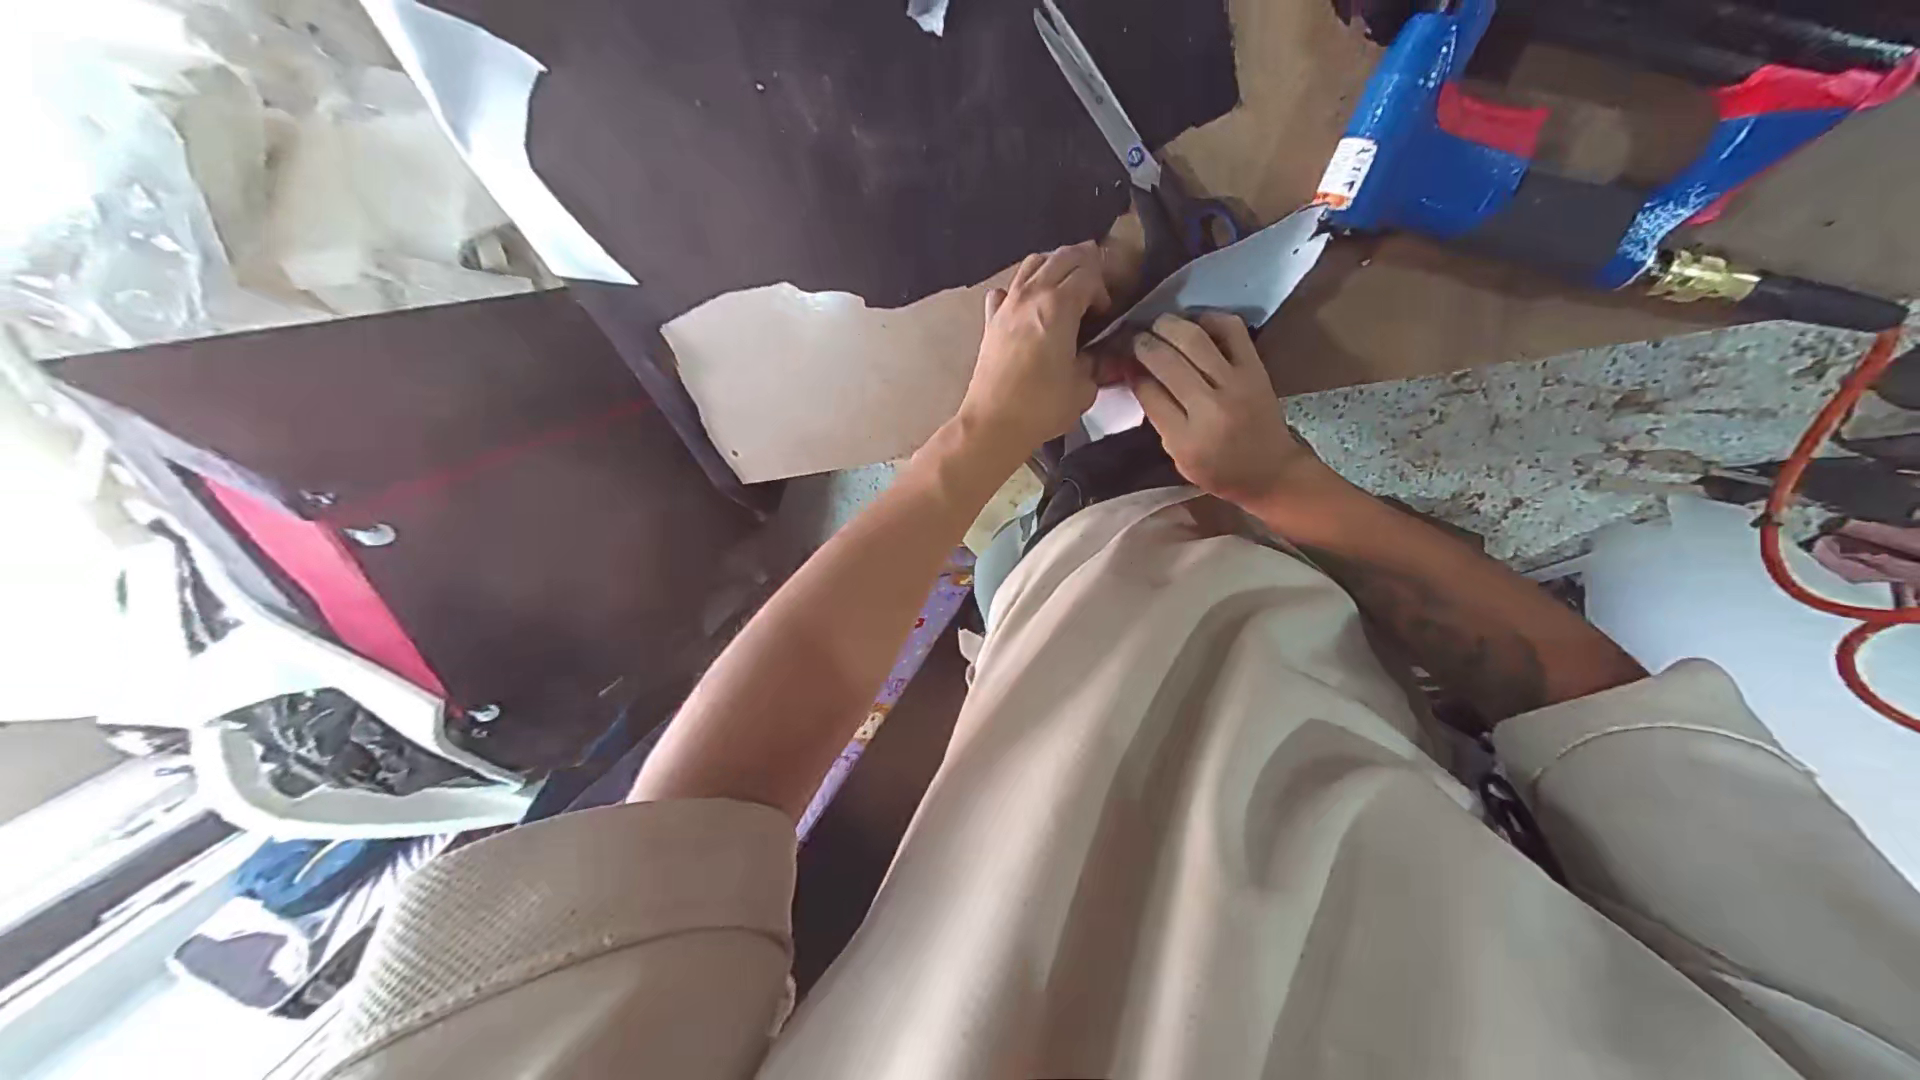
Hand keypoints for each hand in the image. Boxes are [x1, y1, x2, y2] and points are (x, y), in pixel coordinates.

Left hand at [956, 243, 1111, 454]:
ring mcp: (1007, 306)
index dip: (1103, 287)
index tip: (1106, 312)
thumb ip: (1095, 364)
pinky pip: (1006, 290)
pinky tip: (1027, 305)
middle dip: (1085, 263)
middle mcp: (1031, 296)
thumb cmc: (1041, 408)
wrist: (993, 424)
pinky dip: (1020, 289)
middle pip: (1062, 257)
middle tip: (1096, 282)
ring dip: (1054, 266)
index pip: (1089, 273)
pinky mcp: (990, 322)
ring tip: (1066, 284)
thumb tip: (1096, 356)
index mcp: (1059, 307)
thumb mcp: (1083, 388)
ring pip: (1032, 264)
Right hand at [1127, 313, 1341, 507]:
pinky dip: (1207, 318)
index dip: (1129, 369)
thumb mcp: (1177, 454)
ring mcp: (1236, 383)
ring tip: (1156, 324)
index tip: (1119, 357)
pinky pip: (1230, 329)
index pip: (1148, 391)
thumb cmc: (1217, 470)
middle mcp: (1210, 407)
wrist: (1270, 470)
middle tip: (1132, 336)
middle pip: (1166, 360)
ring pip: (1194, 339)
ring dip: (1168, 325)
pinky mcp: (1255, 367)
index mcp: (1186, 438)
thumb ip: (1157, 415)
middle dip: (1142, 343)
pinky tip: (1192, 322)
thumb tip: (1135, 374)